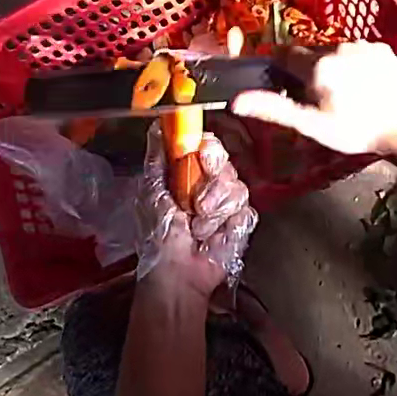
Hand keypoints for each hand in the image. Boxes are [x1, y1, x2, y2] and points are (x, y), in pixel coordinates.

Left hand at [137, 128, 256, 292]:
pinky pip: (245, 208)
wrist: (177, 271)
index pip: (208, 145)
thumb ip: (157, 158)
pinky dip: (226, 221)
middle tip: (198, 200)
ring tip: (198, 224)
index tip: (202, 152)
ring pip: (236, 184)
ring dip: (214, 206)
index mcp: (189, 172)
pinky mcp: (243, 219)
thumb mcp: (151, 191)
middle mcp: (211, 182)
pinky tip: (212, 233)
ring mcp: (229, 201)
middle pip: (225, 161)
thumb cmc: (159, 235)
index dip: (208, 147)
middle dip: (212, 178)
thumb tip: (157, 125)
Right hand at [231, 42, 396, 155]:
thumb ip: (275, 109)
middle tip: (322, 98)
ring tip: (348, 94)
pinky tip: (365, 86)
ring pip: (337, 51)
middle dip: (312, 71)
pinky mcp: (383, 49)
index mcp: (317, 65)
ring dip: (336, 66)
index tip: (291, 85)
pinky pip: (360, 51)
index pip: (287, 55)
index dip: (285, 70)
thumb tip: (238, 101)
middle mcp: (338, 47)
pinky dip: (358, 64)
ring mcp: (363, 45)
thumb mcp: (312, 125)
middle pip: (313, 54)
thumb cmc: (355, 130)